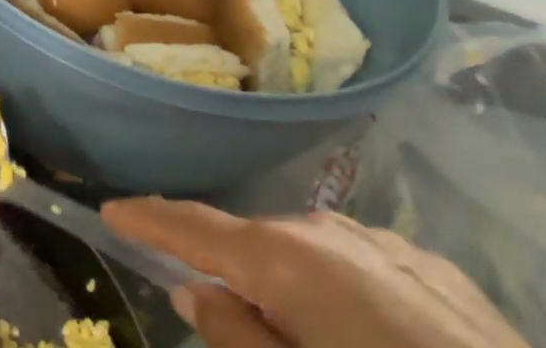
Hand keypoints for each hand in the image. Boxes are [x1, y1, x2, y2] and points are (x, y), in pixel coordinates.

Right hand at [102, 198, 527, 347]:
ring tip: (299, 330)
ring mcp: (386, 244)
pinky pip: (359, 263)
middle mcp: (327, 233)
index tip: (109, 211)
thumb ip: (232, 335)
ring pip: (306, 249)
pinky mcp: (436, 269)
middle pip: (249, 239)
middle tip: (219, 306)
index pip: (190, 225)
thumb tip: (196, 288)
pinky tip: (364, 333)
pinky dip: (338, 285)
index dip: (145, 218)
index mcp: (283, 259)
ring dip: (285, 278)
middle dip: (226, 264)